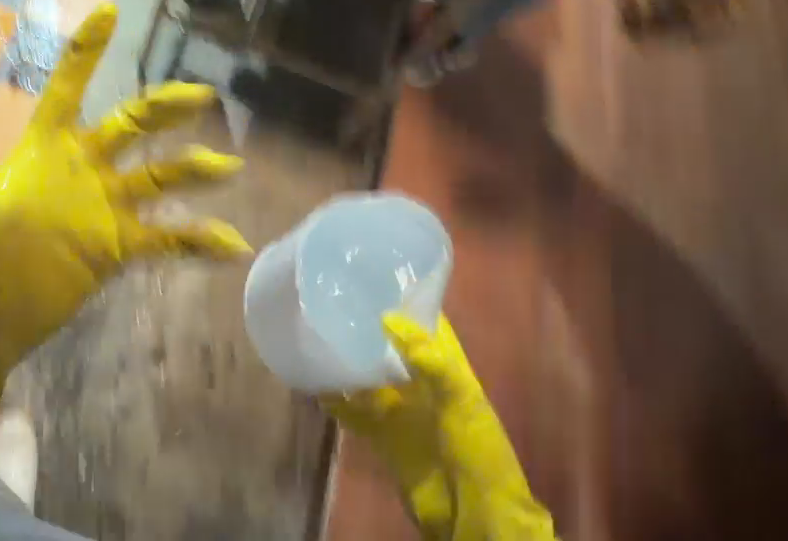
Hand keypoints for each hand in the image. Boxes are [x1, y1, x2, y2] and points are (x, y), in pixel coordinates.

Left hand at [0, 5, 249, 496]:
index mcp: (45, 148)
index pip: (68, 88)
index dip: (86, 52)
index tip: (109, 11)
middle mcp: (83, 168)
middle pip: (131, 124)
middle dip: (163, 107)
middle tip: (199, 97)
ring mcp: (105, 207)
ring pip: (158, 176)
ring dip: (192, 170)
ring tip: (226, 165)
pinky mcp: (119, 249)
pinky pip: (168, 239)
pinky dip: (198, 241)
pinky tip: (233, 245)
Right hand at [323, 314, 556, 540]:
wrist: (474, 516)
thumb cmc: (477, 451)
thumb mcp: (462, 400)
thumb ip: (429, 359)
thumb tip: (387, 318)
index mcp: (446, 365)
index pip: (424, 319)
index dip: (402, 296)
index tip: (371, 271)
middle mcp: (419, 380)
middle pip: (388, 342)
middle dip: (364, 322)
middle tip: (329, 294)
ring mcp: (399, 406)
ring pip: (365, 371)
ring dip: (344, 356)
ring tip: (313, 329)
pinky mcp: (380, 432)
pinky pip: (351, 408)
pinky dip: (332, 395)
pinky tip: (311, 378)